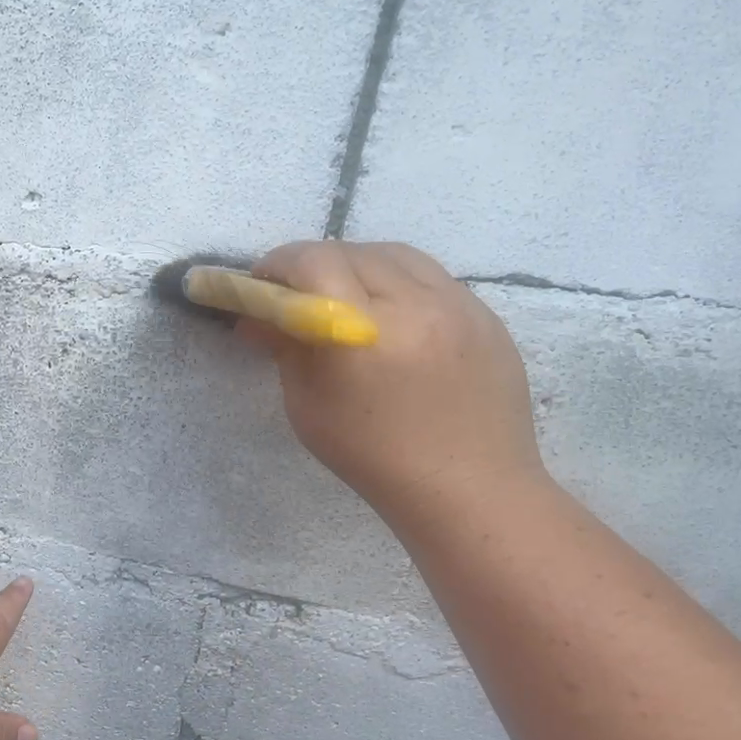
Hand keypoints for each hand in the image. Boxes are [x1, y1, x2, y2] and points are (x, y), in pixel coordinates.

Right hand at [239, 241, 546, 515]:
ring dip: (357, 264)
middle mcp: (417, 304)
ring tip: (341, 296)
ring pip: (396, 255)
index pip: (314, 262)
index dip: (278, 263)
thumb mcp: (307, 405)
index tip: (260, 284)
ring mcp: (460, 305)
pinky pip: (432, 277)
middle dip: (313, 263)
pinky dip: (397, 281)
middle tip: (293, 294)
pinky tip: (387, 315)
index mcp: (365, 330)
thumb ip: (285, 350)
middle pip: (353, 251)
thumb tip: (255, 317)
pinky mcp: (485, 316)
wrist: (468, 487)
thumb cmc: (371, 455)